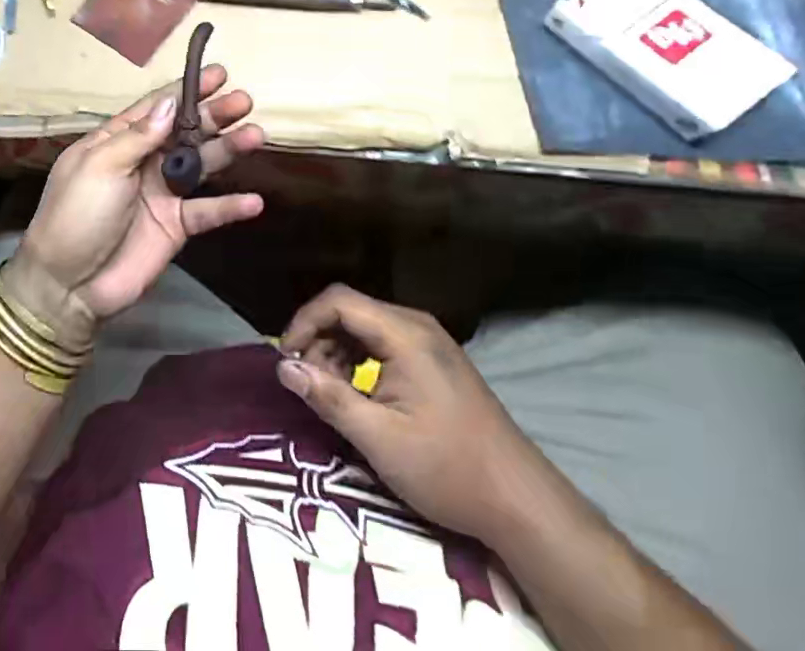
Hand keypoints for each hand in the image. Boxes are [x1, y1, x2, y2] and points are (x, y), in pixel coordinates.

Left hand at [6, 65, 265, 346]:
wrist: (68, 283)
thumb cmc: (76, 214)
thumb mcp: (100, 167)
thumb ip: (138, 137)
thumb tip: (169, 104)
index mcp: (115, 142)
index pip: (156, 109)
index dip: (186, 91)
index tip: (218, 73)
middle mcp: (141, 163)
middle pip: (184, 133)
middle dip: (214, 115)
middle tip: (245, 101)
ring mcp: (160, 195)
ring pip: (201, 165)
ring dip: (228, 150)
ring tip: (255, 135)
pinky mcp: (175, 227)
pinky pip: (207, 211)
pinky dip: (230, 206)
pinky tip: (253, 201)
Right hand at [276, 285, 561, 544]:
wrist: (521, 503)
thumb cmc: (447, 468)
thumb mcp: (378, 437)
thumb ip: (327, 397)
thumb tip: (283, 368)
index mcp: (406, 336)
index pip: (338, 301)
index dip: (303, 322)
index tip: (286, 359)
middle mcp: (418, 328)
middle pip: (349, 309)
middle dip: (318, 339)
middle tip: (307, 381)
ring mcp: (429, 344)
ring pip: (362, 326)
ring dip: (334, 351)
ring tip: (329, 391)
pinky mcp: (433, 362)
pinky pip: (381, 343)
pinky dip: (356, 360)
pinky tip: (355, 393)